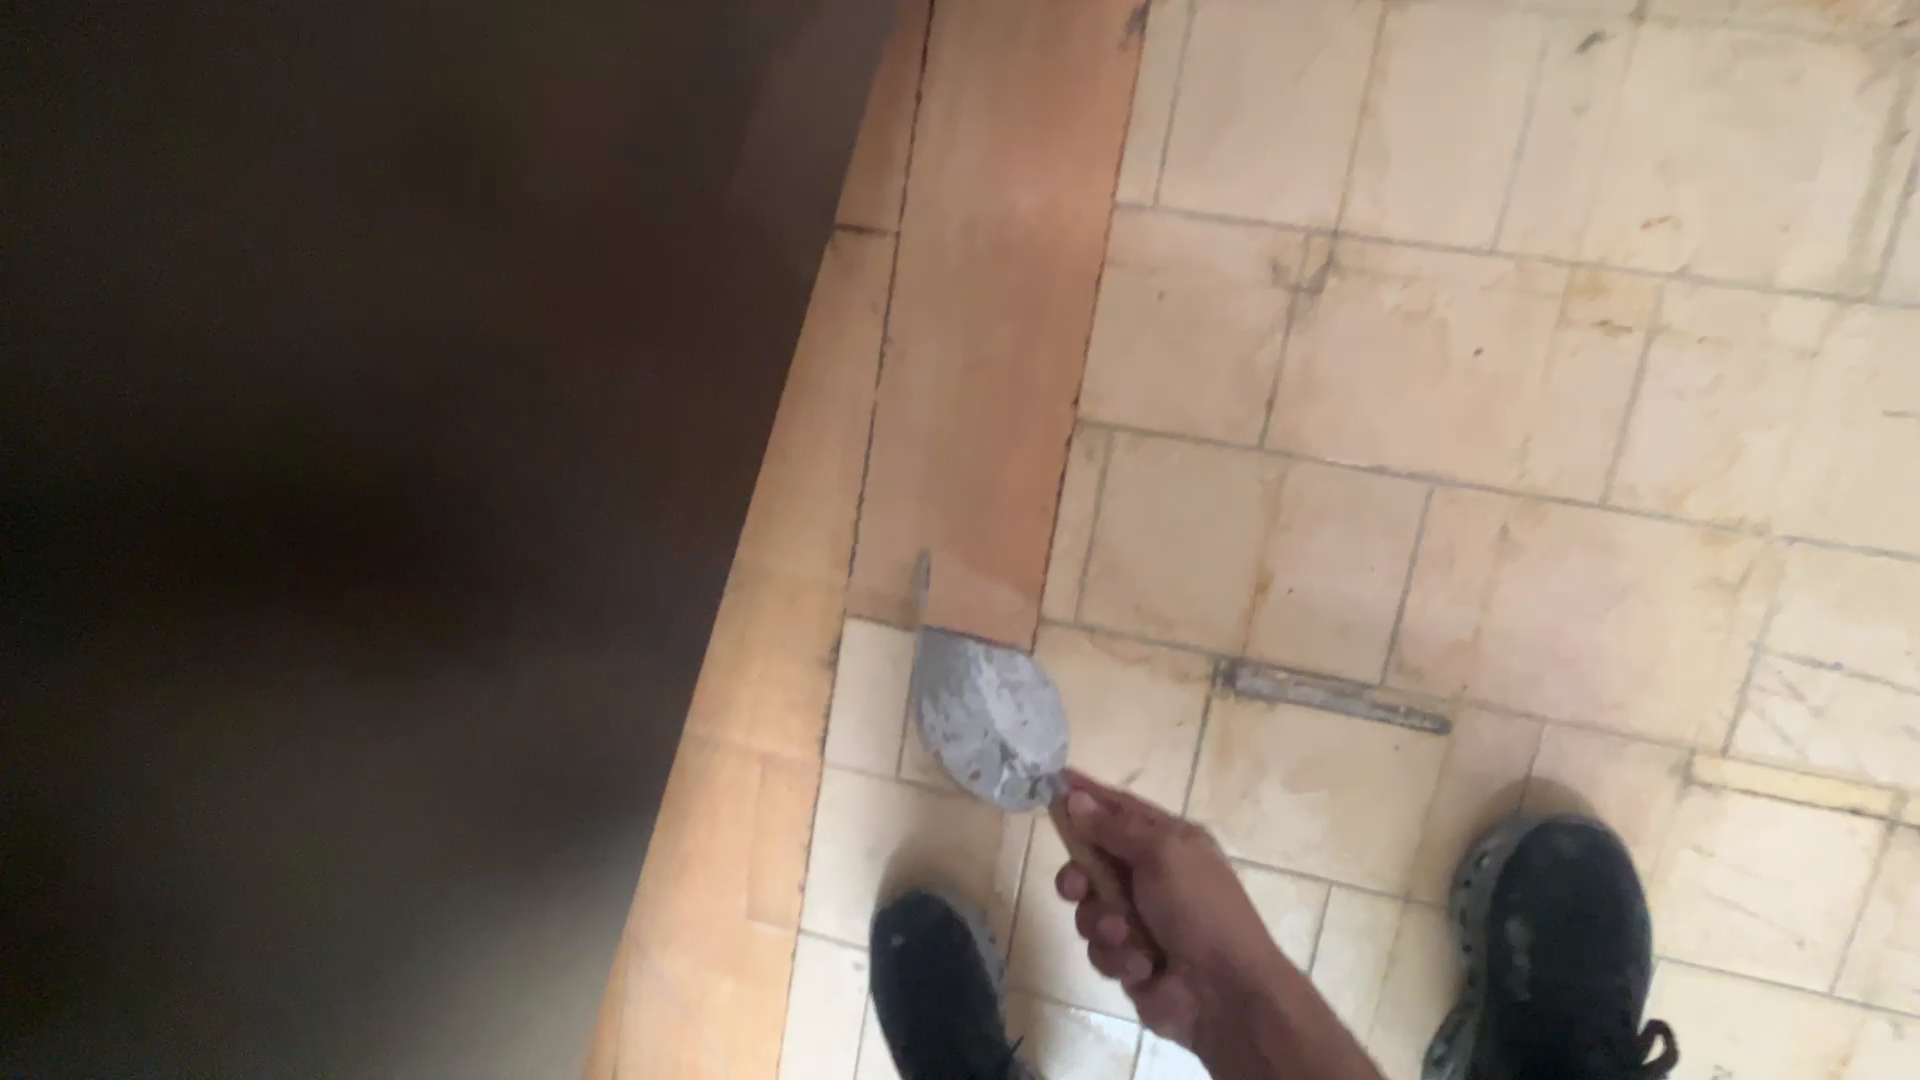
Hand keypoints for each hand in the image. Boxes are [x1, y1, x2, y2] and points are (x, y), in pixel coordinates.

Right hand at [1053, 771, 1289, 1051]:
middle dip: (1079, 876)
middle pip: (1092, 863)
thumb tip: (1075, 798)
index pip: (1119, 808)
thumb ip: (1112, 827)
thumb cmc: (1200, 909)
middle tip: (1077, 887)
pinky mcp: (1131, 960)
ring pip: (1089, 910)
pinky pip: (1102, 950)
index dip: (1087, 795)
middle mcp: (1152, 876)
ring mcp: (1141, 921)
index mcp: (1168, 842)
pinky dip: (1119, 957)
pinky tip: (1143, 966)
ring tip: (1126, 936)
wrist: (1227, 994)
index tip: (1054, 780)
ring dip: (1104, 924)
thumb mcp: (1160, 853)